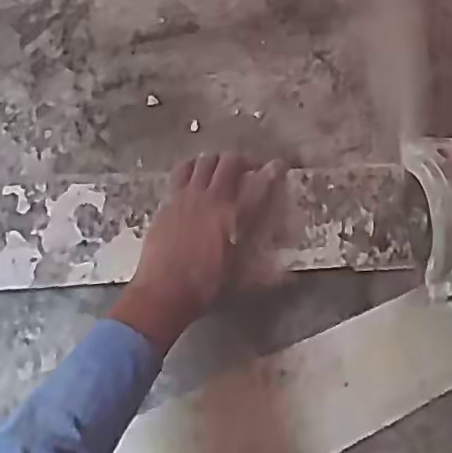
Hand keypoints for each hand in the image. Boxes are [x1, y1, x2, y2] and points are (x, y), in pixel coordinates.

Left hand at [110, 153, 285, 350]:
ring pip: (202, 162)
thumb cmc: (204, 287)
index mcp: (233, 217)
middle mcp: (211, 199)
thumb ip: (265, 273)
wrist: (162, 291)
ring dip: (214, 162)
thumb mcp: (239, 280)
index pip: (259, 186)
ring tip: (217, 170)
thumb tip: (288, 276)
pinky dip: (190, 169)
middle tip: (245, 170)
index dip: (272, 172)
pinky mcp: (168, 201)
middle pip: (229, 163)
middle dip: (241, 161)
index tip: (279, 165)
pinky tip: (191, 179)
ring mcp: (186, 197)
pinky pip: (180, 173)